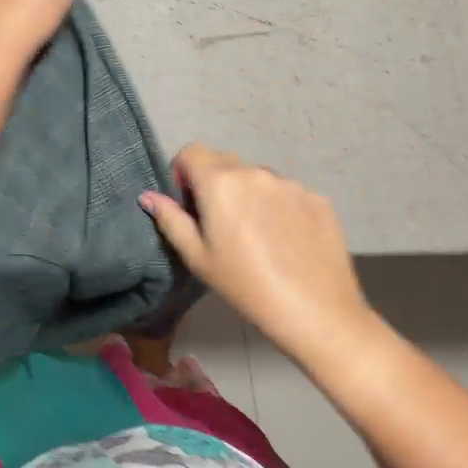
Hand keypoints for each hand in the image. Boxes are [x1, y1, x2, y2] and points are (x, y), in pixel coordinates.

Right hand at [140, 145, 379, 361]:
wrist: (319, 314)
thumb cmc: (248, 287)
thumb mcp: (198, 258)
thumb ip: (171, 220)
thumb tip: (148, 196)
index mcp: (220, 184)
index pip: (191, 152)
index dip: (183, 173)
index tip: (189, 205)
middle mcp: (254, 173)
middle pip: (223, 163)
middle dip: (214, 183)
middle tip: (220, 223)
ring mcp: (290, 184)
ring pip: (256, 178)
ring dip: (248, 194)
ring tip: (257, 235)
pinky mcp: (317, 199)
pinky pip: (286, 193)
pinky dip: (278, 206)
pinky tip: (286, 241)